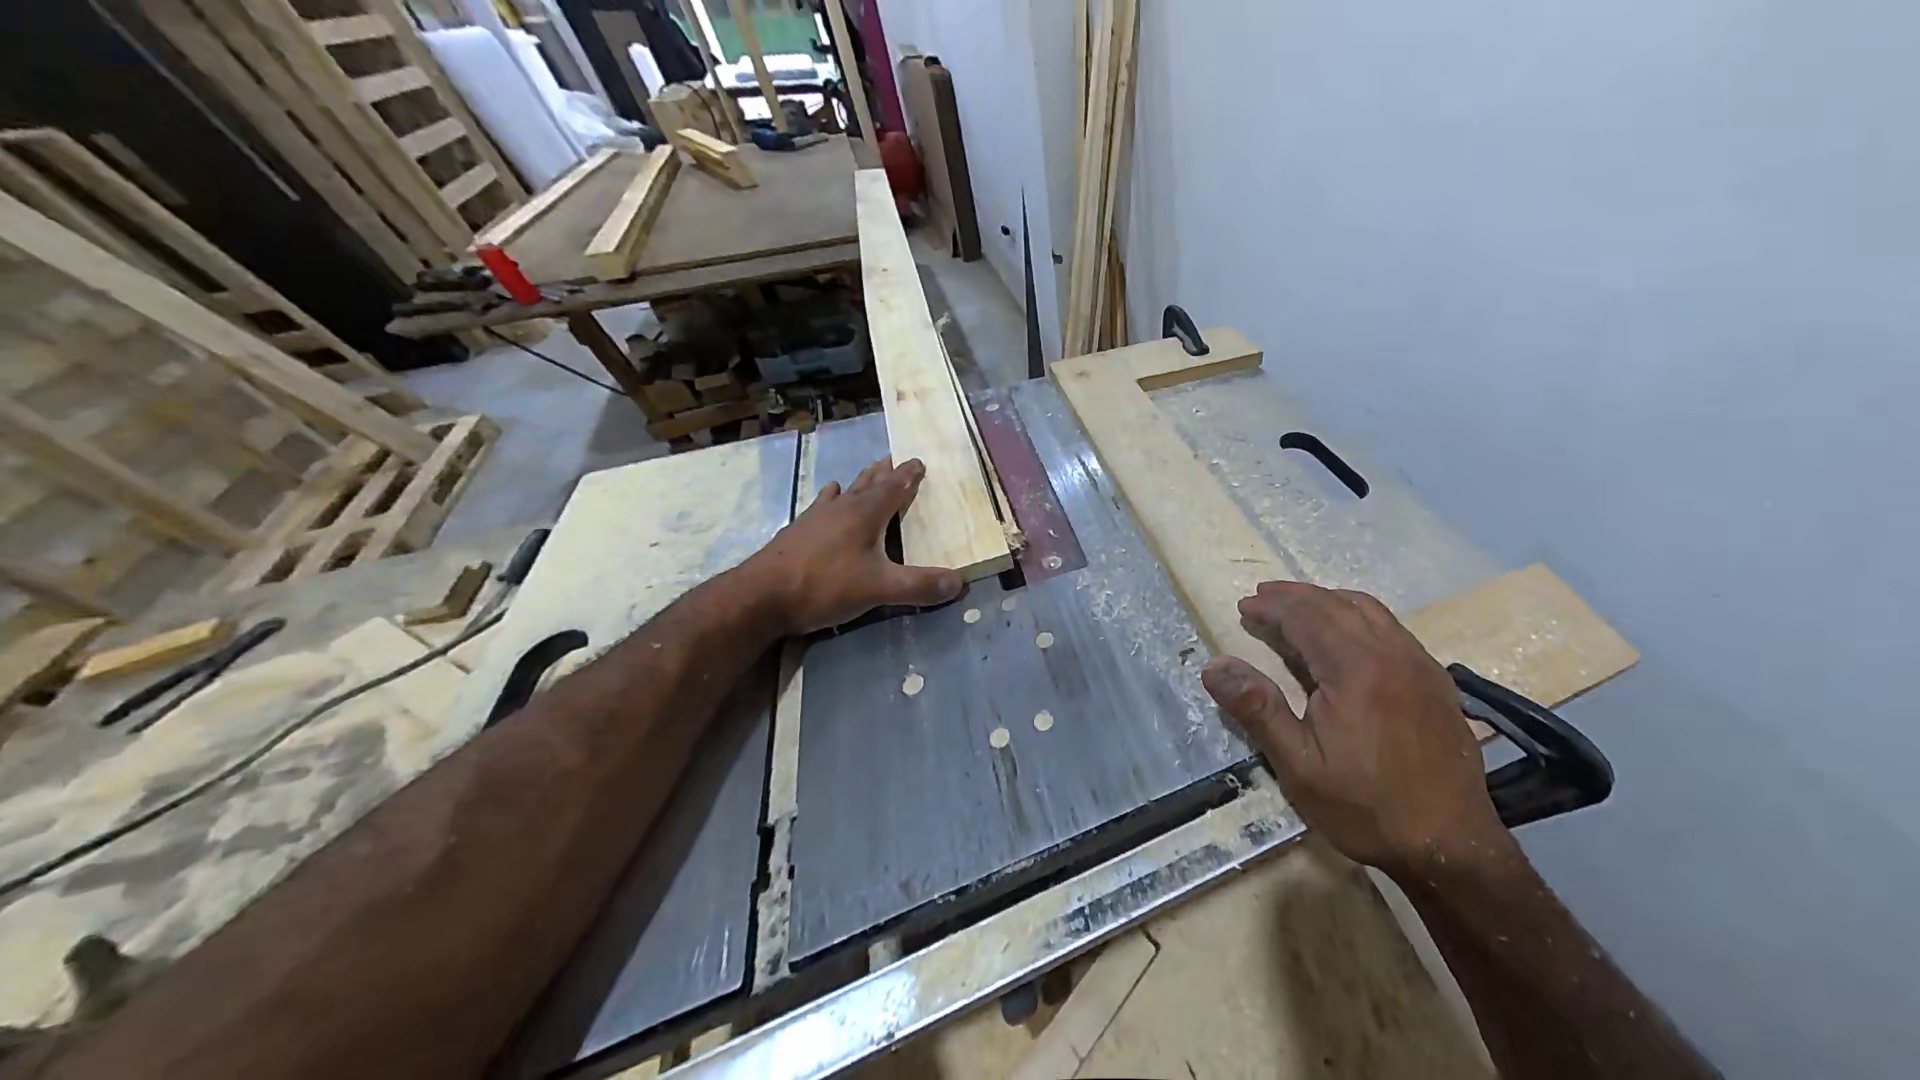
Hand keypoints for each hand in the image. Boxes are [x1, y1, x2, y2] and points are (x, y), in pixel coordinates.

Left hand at [741, 456, 963, 634]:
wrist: (761, 595)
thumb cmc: (825, 585)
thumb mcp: (878, 589)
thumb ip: (918, 586)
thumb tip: (959, 583)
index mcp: (865, 514)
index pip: (893, 488)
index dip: (908, 476)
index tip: (918, 462)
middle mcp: (841, 508)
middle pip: (868, 484)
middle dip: (884, 474)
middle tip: (894, 460)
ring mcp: (815, 518)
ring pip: (844, 493)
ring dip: (859, 483)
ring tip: (866, 473)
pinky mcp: (797, 532)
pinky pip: (822, 506)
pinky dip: (832, 499)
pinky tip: (828, 498)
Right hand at [1200, 581, 1508, 876]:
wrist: (1451, 848)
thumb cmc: (1364, 807)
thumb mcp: (1297, 765)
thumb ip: (1257, 709)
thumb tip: (1214, 666)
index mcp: (1356, 669)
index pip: (1307, 616)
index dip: (1272, 607)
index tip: (1244, 606)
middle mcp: (1393, 655)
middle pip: (1337, 605)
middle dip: (1295, 596)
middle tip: (1262, 598)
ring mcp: (1422, 666)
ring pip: (1370, 611)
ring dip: (1328, 601)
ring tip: (1298, 607)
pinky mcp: (1437, 683)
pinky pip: (1393, 629)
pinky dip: (1359, 617)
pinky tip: (1346, 636)